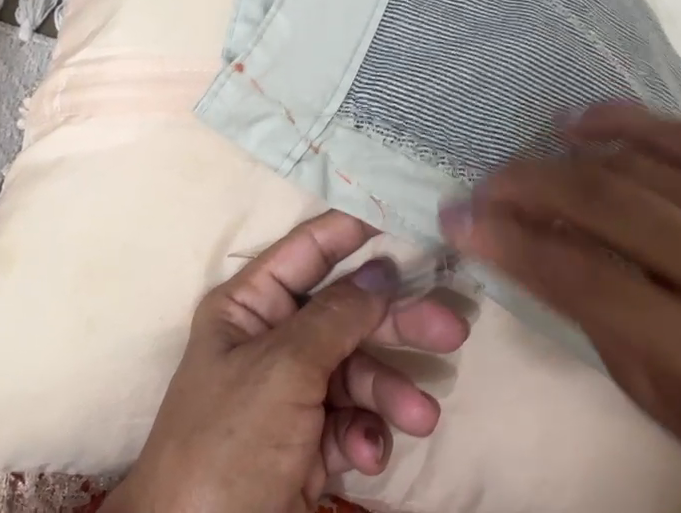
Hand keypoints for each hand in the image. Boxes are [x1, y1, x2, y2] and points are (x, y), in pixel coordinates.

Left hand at [107, 210, 469, 512]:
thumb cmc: (229, 440)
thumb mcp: (281, 370)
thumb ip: (335, 318)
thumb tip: (380, 269)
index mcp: (248, 307)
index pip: (305, 253)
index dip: (351, 233)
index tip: (406, 222)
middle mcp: (269, 341)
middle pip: (344, 314)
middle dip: (394, 324)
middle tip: (451, 329)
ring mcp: (289, 395)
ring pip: (356, 372)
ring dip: (388, 393)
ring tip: (420, 417)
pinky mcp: (306, 444)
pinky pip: (350, 424)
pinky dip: (365, 437)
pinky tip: (364, 458)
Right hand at [441, 103, 680, 512]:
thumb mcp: (661, 398)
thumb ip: (594, 314)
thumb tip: (526, 245)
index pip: (584, 276)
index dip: (508, 242)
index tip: (458, 220)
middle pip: (609, 205)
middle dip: (528, 186)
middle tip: (482, 187)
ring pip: (642, 167)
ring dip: (565, 157)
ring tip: (520, 163)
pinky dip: (629, 124)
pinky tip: (582, 121)